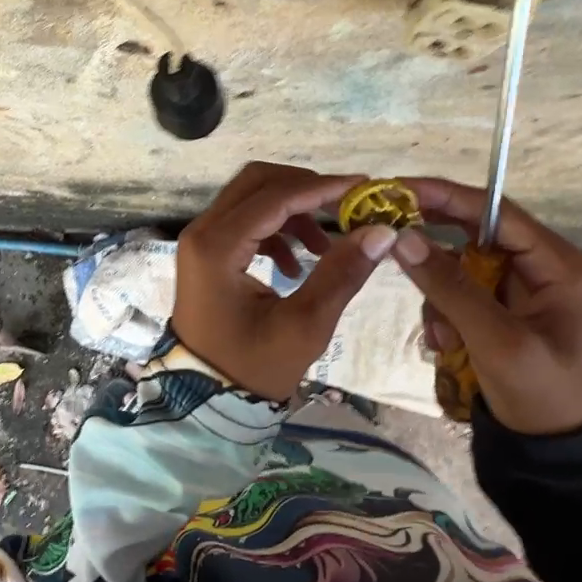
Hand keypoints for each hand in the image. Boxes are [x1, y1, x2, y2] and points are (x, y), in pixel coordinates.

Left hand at [173, 162, 400, 400]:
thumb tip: (381, 231)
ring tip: (325, 249)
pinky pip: (243, 222)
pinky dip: (274, 230)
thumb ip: (341, 273)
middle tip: (346, 207)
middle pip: (256, 183)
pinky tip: (297, 267)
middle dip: (304, 189)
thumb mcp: (304, 326)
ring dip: (291, 211)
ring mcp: (199, 240)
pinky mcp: (205, 253)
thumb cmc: (253, 366)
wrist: (205, 398)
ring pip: (249, 199)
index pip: (274, 197)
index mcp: (217, 246)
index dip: (322, 188)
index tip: (366, 187)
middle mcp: (201, 232)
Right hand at [391, 177, 581, 435]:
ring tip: (442, 338)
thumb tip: (401, 235)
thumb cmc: (545, 397)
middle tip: (391, 244)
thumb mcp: (496, 342)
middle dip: (435, 252)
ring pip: (462, 265)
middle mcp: (547, 268)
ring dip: (440, 296)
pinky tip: (448, 344)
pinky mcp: (509, 311)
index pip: (496, 211)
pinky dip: (446, 313)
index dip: (445, 196)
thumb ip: (449, 286)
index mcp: (562, 266)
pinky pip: (463, 292)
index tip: (396, 190)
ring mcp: (527, 291)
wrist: (566, 458)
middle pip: (475, 235)